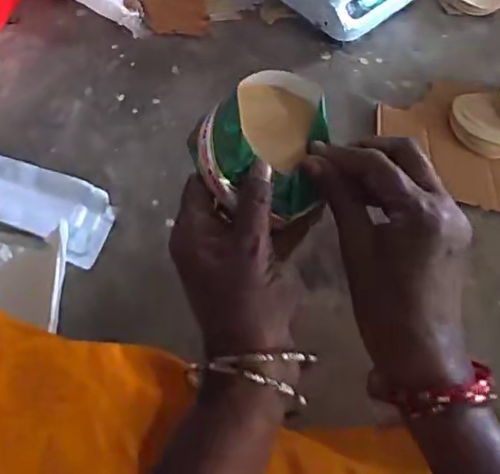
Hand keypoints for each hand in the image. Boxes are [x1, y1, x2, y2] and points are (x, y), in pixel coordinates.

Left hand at [169, 165, 301, 356]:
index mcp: (192, 231)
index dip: (219, 160)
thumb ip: (255, 202)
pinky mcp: (250, 266)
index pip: (199, 182)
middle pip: (224, 195)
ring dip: (270, 197)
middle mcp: (205, 238)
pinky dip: (281, 222)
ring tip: (295, 169)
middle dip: (250, 175)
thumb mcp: (250, 247)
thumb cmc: (246, 301)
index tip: (244, 138)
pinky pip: (263, 235)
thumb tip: (259, 163)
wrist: (258, 361)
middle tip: (275, 149)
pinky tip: (308, 202)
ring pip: (247, 214)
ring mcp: (228, 253)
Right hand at [303, 139, 472, 390]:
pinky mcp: (452, 228)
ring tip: (345, 175)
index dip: (342, 155)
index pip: (378, 164)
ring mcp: (454, 216)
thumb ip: (338, 196)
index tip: (312, 151)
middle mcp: (446, 205)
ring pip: (416, 168)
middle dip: (368, 149)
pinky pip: (422, 189)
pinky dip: (395, 184)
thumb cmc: (384, 308)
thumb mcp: (356, 247)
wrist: (423, 360)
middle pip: (407, 153)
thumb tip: (312, 161)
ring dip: (382, 165)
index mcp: (423, 211)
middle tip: (334, 158)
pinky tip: (367, 196)